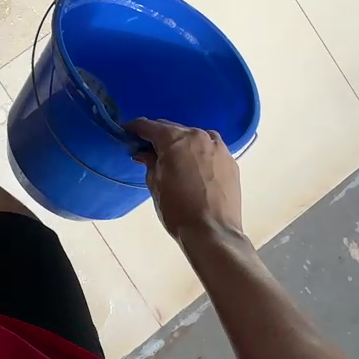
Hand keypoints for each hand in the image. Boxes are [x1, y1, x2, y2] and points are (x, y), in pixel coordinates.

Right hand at [128, 118, 244, 251]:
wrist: (213, 233)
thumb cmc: (177, 209)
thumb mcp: (155, 184)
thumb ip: (149, 162)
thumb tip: (144, 153)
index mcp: (174, 139)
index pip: (149, 126)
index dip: (135, 128)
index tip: (127, 132)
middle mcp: (197, 136)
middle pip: (172, 128)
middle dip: (158, 136)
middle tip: (148, 149)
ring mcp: (217, 147)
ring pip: (193, 136)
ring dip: (181, 142)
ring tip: (174, 157)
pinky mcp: (231, 161)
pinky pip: (210, 148)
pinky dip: (199, 152)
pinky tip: (194, 165)